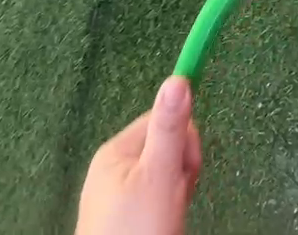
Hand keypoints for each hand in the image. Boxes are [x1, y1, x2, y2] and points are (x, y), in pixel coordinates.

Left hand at [76, 76, 202, 234]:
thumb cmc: (139, 228)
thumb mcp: (160, 175)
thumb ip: (170, 127)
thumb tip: (178, 78)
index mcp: (115, 151)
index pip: (163, 118)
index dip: (184, 140)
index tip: (186, 167)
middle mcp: (111, 168)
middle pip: (164, 145)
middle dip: (181, 168)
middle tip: (177, 196)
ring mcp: (114, 196)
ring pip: (163, 172)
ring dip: (176, 189)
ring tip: (170, 213)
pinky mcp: (121, 219)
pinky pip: (154, 195)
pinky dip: (166, 206)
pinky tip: (164, 223)